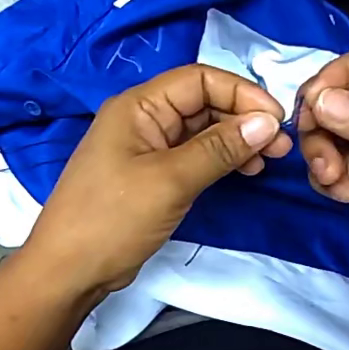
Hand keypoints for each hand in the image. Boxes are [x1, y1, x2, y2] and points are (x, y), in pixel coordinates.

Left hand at [23, 64, 292, 295]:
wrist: (68, 270)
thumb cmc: (113, 218)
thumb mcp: (170, 180)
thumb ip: (219, 148)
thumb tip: (267, 122)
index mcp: (138, 106)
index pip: (199, 79)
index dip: (242, 94)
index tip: (277, 120)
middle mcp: (141, 119)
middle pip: (202, 103)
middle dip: (242, 119)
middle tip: (280, 148)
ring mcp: (145, 148)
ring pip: (200, 131)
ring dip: (234, 141)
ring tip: (265, 163)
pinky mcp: (150, 175)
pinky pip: (191, 155)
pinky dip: (218, 160)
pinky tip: (242, 172)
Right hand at [295, 47, 348, 275]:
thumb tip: (321, 100)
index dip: (338, 75)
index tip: (313, 97)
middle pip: (339, 97)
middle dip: (319, 116)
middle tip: (312, 137)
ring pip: (326, 133)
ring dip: (318, 150)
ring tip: (331, 175)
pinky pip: (327, 169)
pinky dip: (324, 178)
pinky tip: (342, 192)